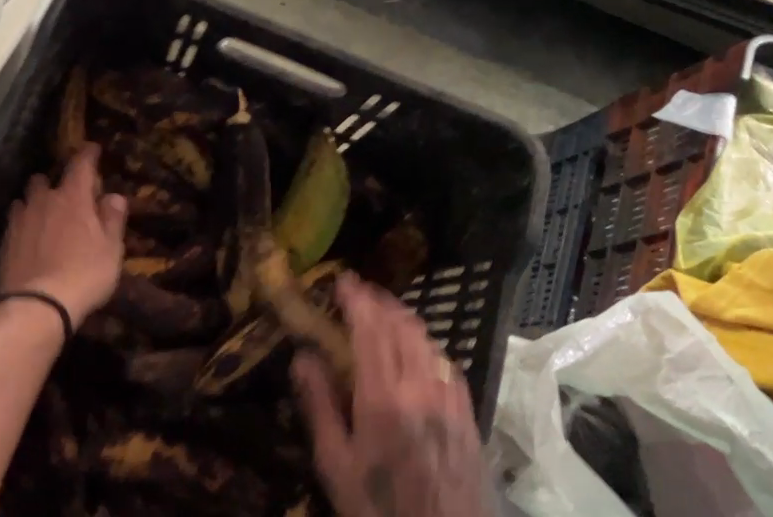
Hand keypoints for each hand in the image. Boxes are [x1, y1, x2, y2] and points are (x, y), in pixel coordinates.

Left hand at [0, 143, 127, 321]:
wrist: (37, 303)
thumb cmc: (84, 274)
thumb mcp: (111, 249)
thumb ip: (113, 219)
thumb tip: (114, 196)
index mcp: (72, 197)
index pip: (80, 164)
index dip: (87, 154)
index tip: (92, 148)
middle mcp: (43, 200)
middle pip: (45, 178)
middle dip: (55, 182)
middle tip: (67, 197)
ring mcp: (20, 219)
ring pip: (26, 199)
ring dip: (36, 202)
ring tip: (45, 217)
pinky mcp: (5, 240)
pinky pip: (15, 221)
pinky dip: (23, 223)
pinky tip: (29, 239)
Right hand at [291, 273, 482, 516]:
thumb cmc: (378, 506)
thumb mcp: (335, 463)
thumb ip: (319, 405)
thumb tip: (303, 356)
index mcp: (383, 398)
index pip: (371, 330)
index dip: (357, 299)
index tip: (342, 280)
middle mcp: (421, 390)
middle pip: (403, 328)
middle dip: (380, 302)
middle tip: (358, 291)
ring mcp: (451, 403)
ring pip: (429, 342)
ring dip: (404, 320)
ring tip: (384, 312)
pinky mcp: (469, 419)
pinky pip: (448, 366)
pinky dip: (427, 345)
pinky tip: (418, 350)